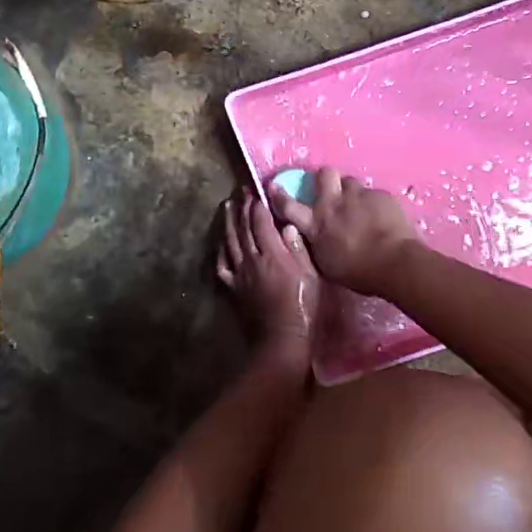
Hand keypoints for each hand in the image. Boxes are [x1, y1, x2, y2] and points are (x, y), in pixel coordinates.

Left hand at [217, 188, 320, 362]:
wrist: (282, 340)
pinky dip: (221, 250)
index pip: (261, 222)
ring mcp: (240, 274)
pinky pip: (223, 265)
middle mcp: (252, 259)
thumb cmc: (304, 307)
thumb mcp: (311, 276)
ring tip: (227, 206)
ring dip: (229, 223)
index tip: (257, 190)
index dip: (258, 205)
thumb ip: (298, 249)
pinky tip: (221, 243)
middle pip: (243, 228)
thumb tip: (288, 225)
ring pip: (230, 242)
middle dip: (242, 208)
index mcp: (273, 254)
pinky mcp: (234, 289)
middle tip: (241, 192)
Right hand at [268, 168, 422, 297]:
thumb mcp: (326, 264)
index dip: (278, 195)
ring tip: (360, 206)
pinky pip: (374, 193)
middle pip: (324, 174)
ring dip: (351, 191)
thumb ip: (317, 245)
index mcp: (316, 224)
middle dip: (325, 179)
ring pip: (350, 181)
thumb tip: (312, 238)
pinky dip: (375, 203)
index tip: (273, 186)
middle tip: (332, 192)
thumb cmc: (358, 272)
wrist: (394, 262)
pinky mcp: (381, 195)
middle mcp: (333, 204)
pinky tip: (382, 217)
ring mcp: (358, 196)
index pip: (288, 205)